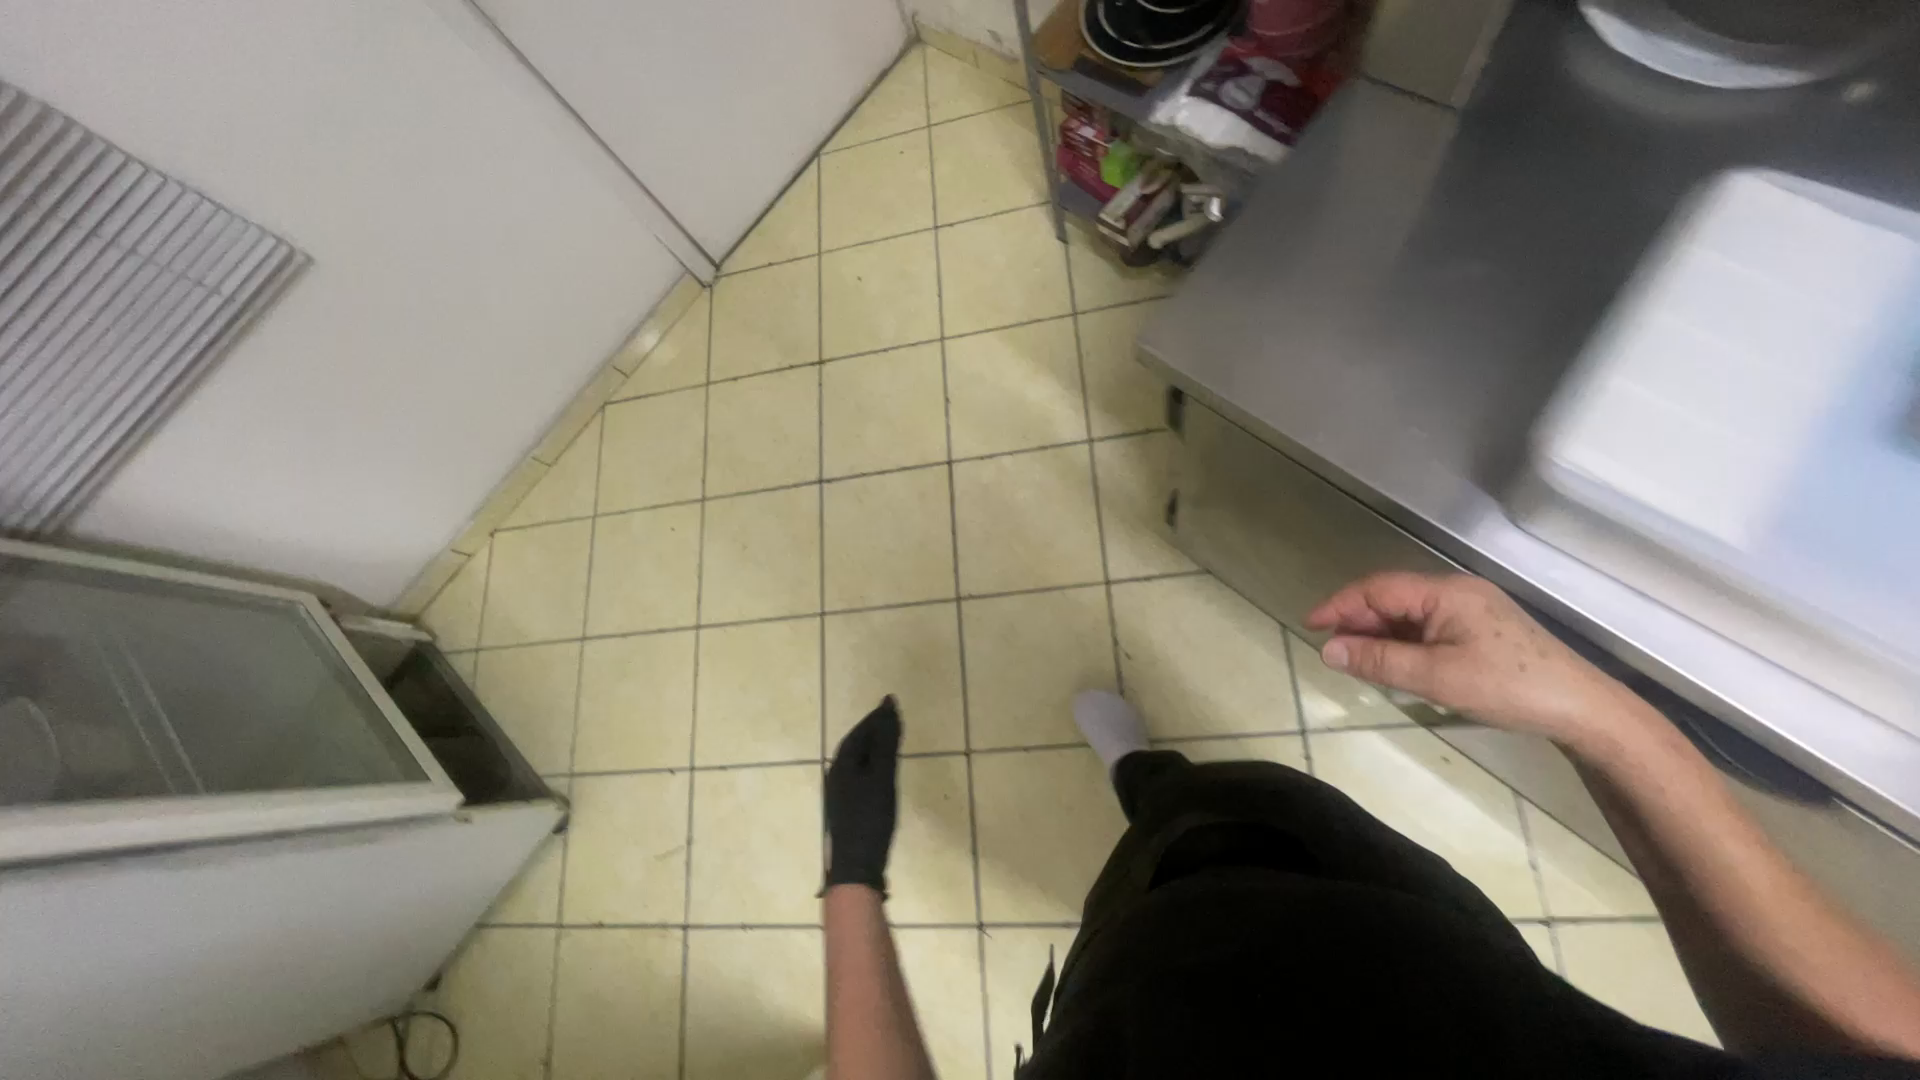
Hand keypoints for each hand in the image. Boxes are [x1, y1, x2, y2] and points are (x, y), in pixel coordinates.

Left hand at [824, 696, 901, 893]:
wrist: (855, 867)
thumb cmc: (870, 818)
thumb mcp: (883, 777)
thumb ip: (887, 743)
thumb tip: (888, 707)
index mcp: (843, 764)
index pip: (861, 731)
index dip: (877, 716)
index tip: (891, 701)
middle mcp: (836, 775)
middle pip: (856, 744)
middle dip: (873, 728)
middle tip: (892, 716)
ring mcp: (839, 793)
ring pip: (856, 760)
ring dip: (872, 746)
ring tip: (890, 739)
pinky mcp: (845, 808)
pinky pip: (858, 774)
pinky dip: (872, 764)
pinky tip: (881, 771)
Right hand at [1305, 572, 1627, 742]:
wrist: (1584, 710)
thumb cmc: (1508, 687)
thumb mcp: (1436, 677)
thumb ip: (1379, 660)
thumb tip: (1328, 649)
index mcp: (1446, 593)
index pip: (1377, 589)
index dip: (1339, 605)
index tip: (1309, 626)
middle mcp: (1457, 592)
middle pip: (1392, 598)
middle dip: (1356, 620)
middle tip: (1330, 649)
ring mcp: (1471, 610)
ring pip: (1408, 614)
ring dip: (1378, 633)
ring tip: (1355, 659)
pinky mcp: (1482, 630)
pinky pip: (1427, 627)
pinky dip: (1402, 642)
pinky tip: (1393, 662)